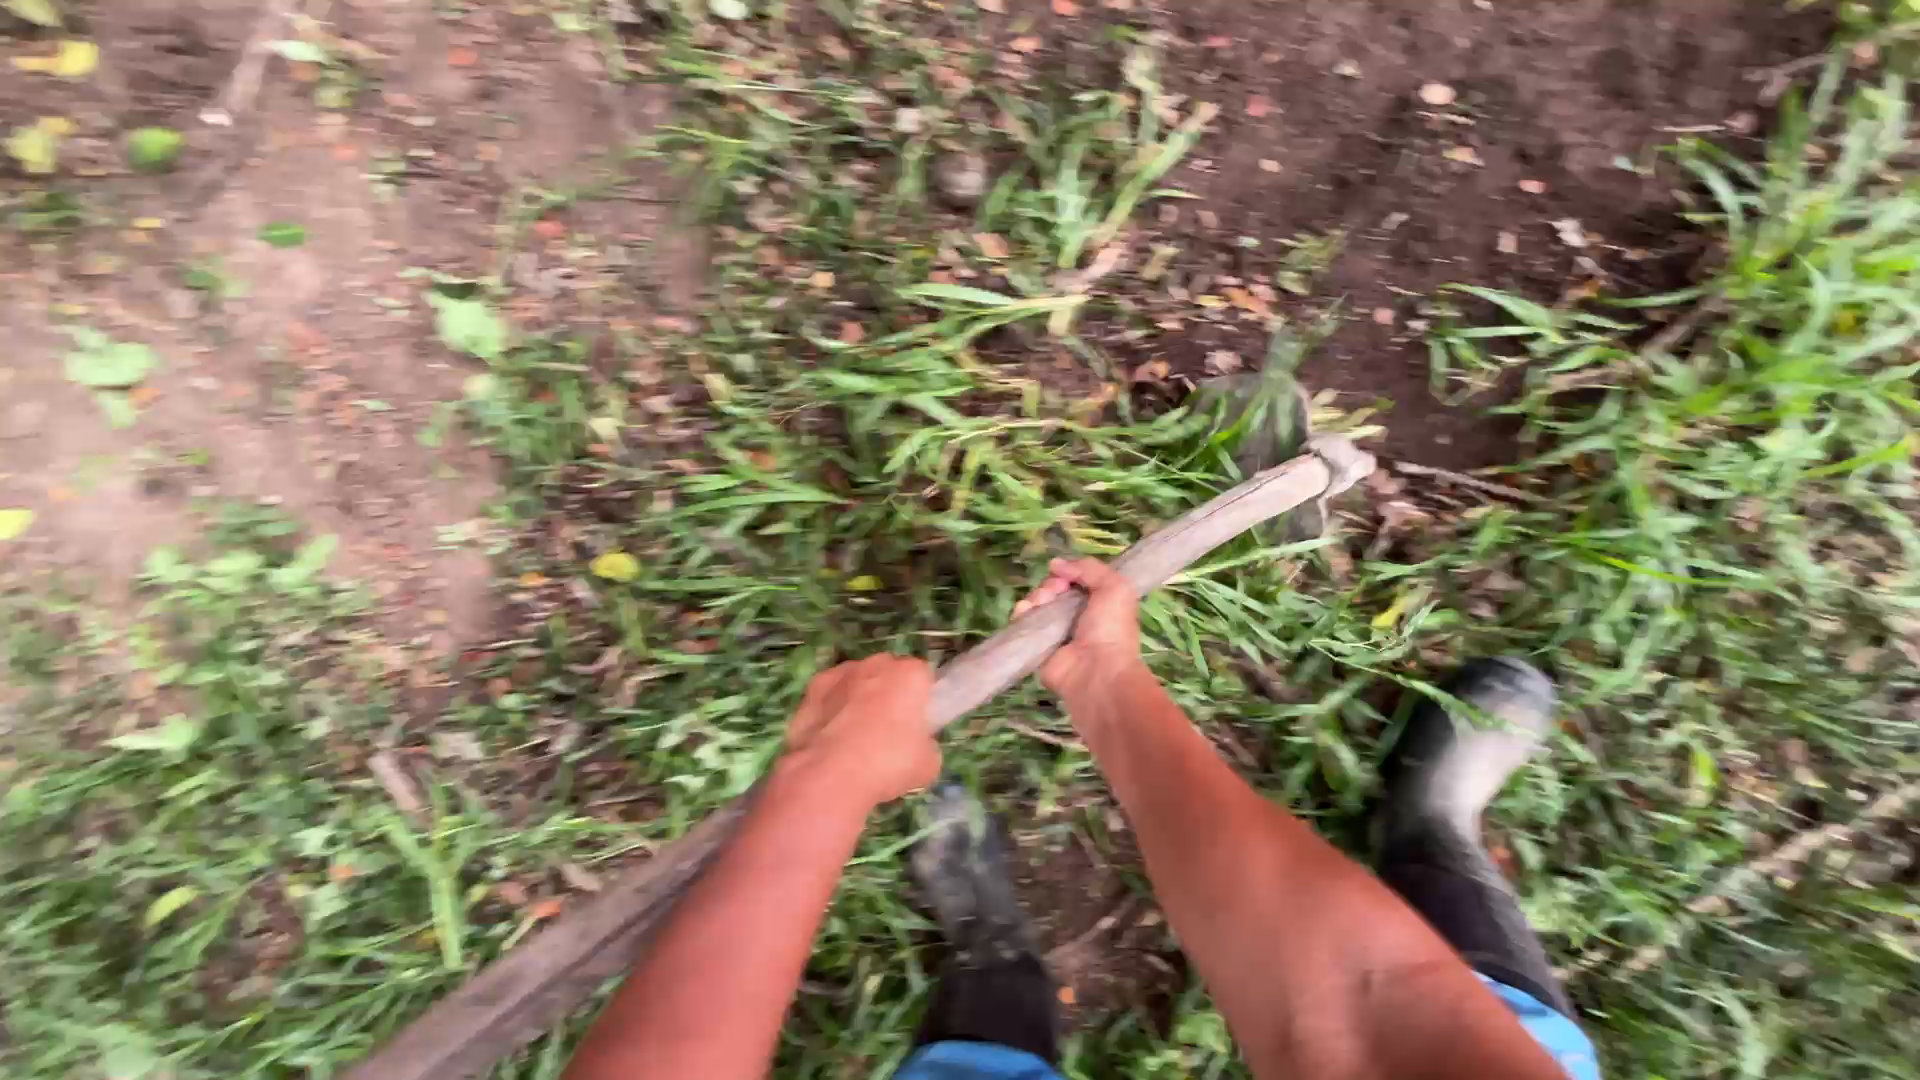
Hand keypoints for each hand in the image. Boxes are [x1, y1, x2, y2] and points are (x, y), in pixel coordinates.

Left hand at [783, 654, 938, 807]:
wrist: (831, 775)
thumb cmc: (889, 764)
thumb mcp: (929, 764)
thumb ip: (926, 744)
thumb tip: (918, 746)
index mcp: (910, 674)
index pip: (922, 677)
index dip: (920, 699)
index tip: (916, 723)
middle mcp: (876, 664)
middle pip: (888, 673)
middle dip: (889, 693)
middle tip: (888, 730)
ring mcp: (840, 674)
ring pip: (856, 681)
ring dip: (858, 699)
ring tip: (854, 738)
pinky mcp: (811, 690)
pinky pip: (829, 696)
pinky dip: (831, 710)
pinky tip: (829, 739)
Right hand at [1013, 557, 1143, 697]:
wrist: (1097, 670)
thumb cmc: (1111, 627)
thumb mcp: (1114, 586)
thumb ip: (1089, 568)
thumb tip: (1056, 564)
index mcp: (1097, 603)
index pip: (1074, 581)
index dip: (1067, 573)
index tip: (1065, 576)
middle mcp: (1076, 617)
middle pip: (1053, 590)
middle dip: (1049, 585)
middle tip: (1054, 591)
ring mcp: (1055, 632)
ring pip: (1036, 604)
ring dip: (1035, 597)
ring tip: (1040, 603)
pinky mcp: (1037, 646)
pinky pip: (1023, 623)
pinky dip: (1021, 613)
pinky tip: (1025, 611)